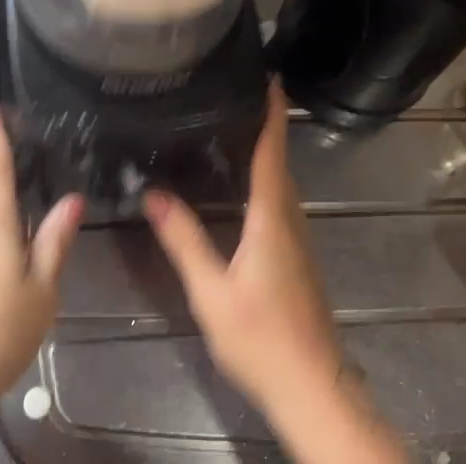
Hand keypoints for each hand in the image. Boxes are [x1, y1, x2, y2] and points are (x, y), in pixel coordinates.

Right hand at [142, 82, 342, 406]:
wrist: (312, 387)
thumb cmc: (261, 337)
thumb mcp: (212, 291)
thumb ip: (184, 241)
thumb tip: (153, 193)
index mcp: (272, 219)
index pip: (272, 153)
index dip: (272, 114)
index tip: (270, 78)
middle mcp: (290, 222)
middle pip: (279, 164)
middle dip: (263, 126)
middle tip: (235, 96)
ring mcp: (298, 242)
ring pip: (281, 186)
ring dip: (264, 154)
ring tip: (234, 130)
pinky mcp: (296, 260)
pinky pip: (279, 205)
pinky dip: (264, 181)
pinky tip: (242, 188)